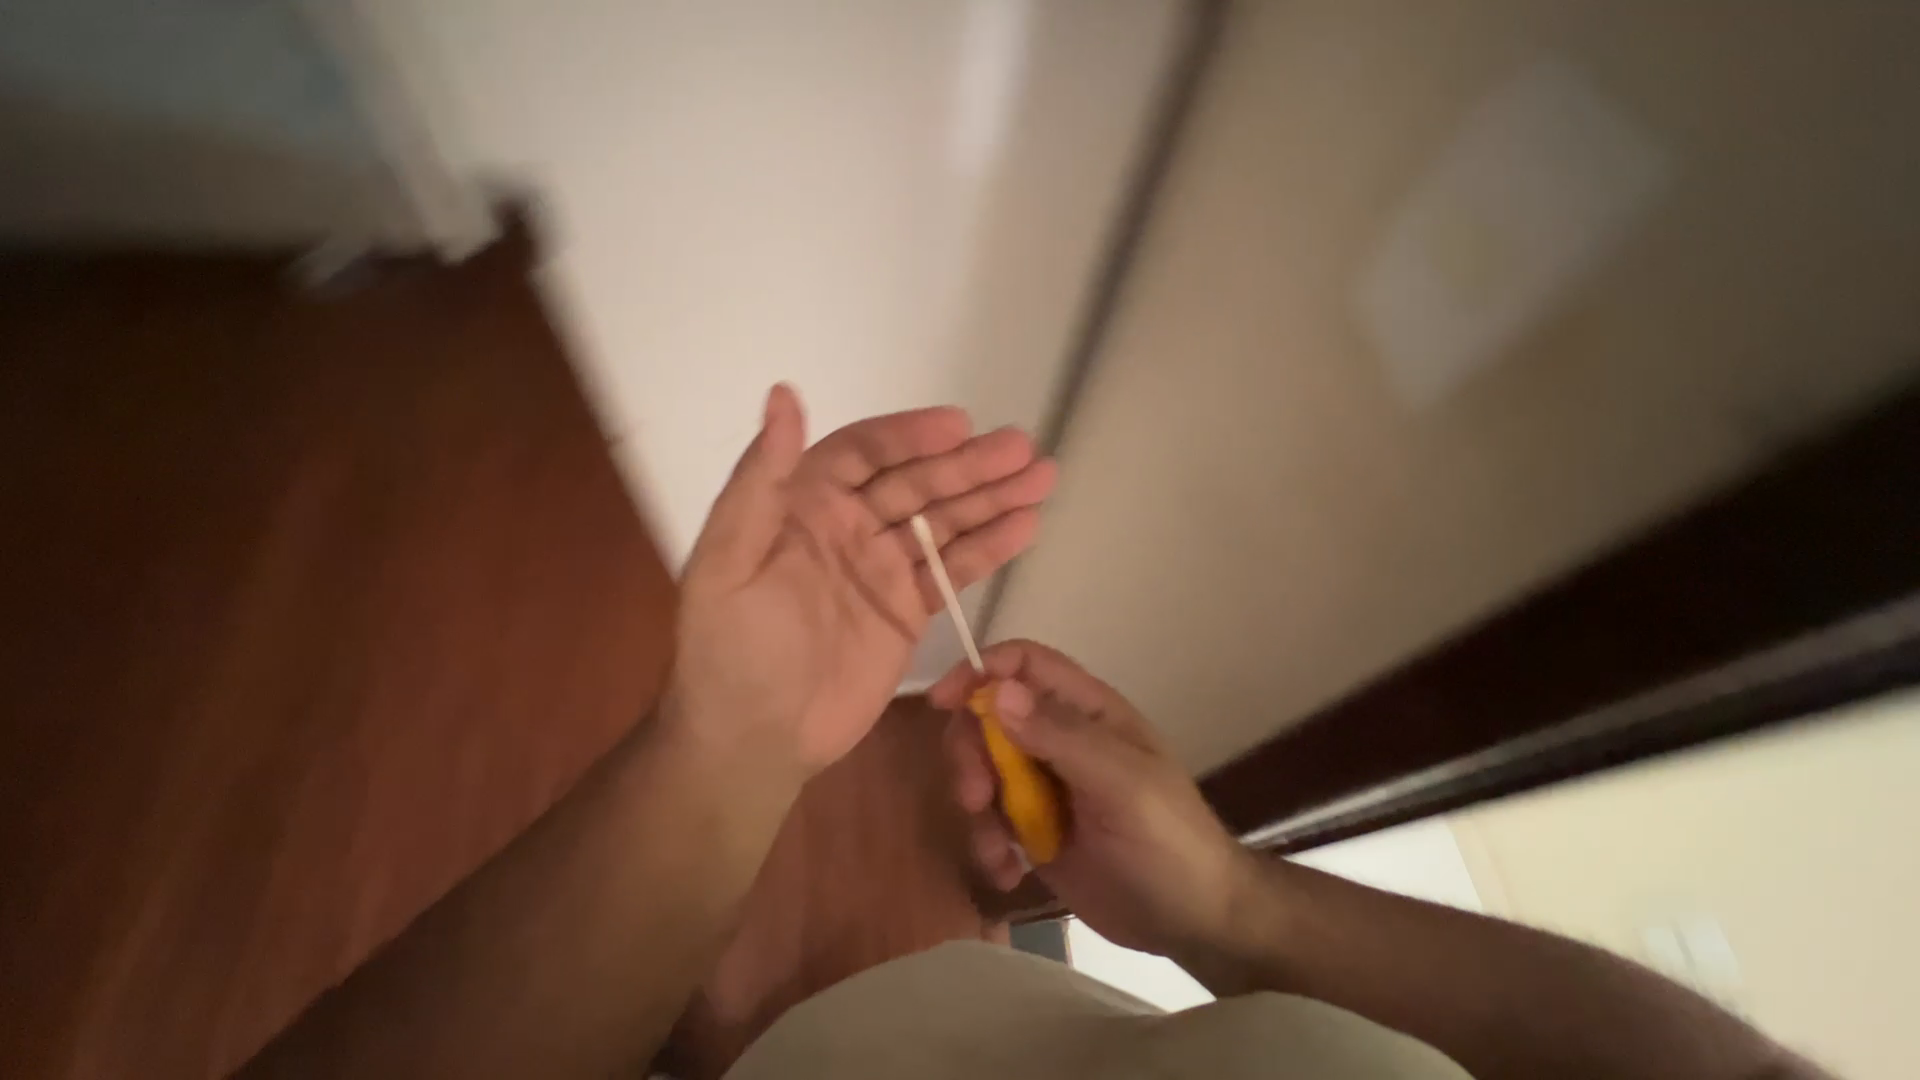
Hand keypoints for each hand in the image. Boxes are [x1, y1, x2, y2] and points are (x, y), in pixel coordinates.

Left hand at [669, 385, 1056, 778]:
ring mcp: (883, 568)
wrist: (754, 739)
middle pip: (917, 483)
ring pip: (944, 522)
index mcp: (803, 505)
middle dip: (969, 465)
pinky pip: (953, 571)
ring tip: (1043, 476)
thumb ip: (759, 481)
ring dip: (992, 498)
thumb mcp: (728, 561)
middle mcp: (849, 526)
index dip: (910, 436)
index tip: (960, 427)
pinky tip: (1026, 525)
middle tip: (1023, 449)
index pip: (864, 454)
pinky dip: (989, 548)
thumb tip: (783, 394)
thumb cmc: (730, 650)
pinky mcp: (908, 610)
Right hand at [928, 641, 1257, 958]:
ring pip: (982, 768)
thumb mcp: (1122, 784)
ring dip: (976, 807)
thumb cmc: (1169, 841)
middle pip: (989, 717)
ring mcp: (1044, 784)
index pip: (1024, 664)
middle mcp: (1060, 738)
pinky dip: (988, 844)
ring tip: (1000, 851)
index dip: (981, 670)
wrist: (1193, 921)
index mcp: (1087, 711)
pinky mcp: (1034, 828)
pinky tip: (1009, 873)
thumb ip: (1061, 736)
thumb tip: (997, 690)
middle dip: (971, 753)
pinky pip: (990, 820)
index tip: (944, 702)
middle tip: (976, 798)